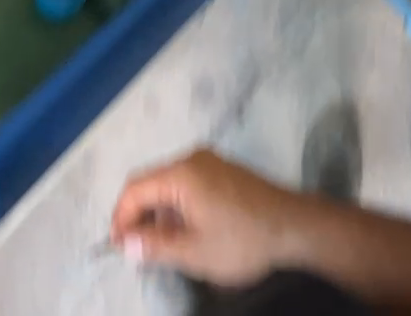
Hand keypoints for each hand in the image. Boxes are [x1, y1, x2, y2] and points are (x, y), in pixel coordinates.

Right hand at [108, 150, 322, 286]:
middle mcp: (192, 159)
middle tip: (135, 250)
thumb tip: (125, 243)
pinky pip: (186, 183)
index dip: (120, 218)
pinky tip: (183, 231)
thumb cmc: (241, 240)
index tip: (117, 247)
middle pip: (150, 182)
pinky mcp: (221, 170)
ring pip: (168, 184)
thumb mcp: (194, 252)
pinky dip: (176, 206)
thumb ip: (155, 246)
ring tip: (158, 246)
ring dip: (157, 212)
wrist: (293, 225)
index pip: (135, 189)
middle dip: (138, 215)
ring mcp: (209, 162)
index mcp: (181, 173)